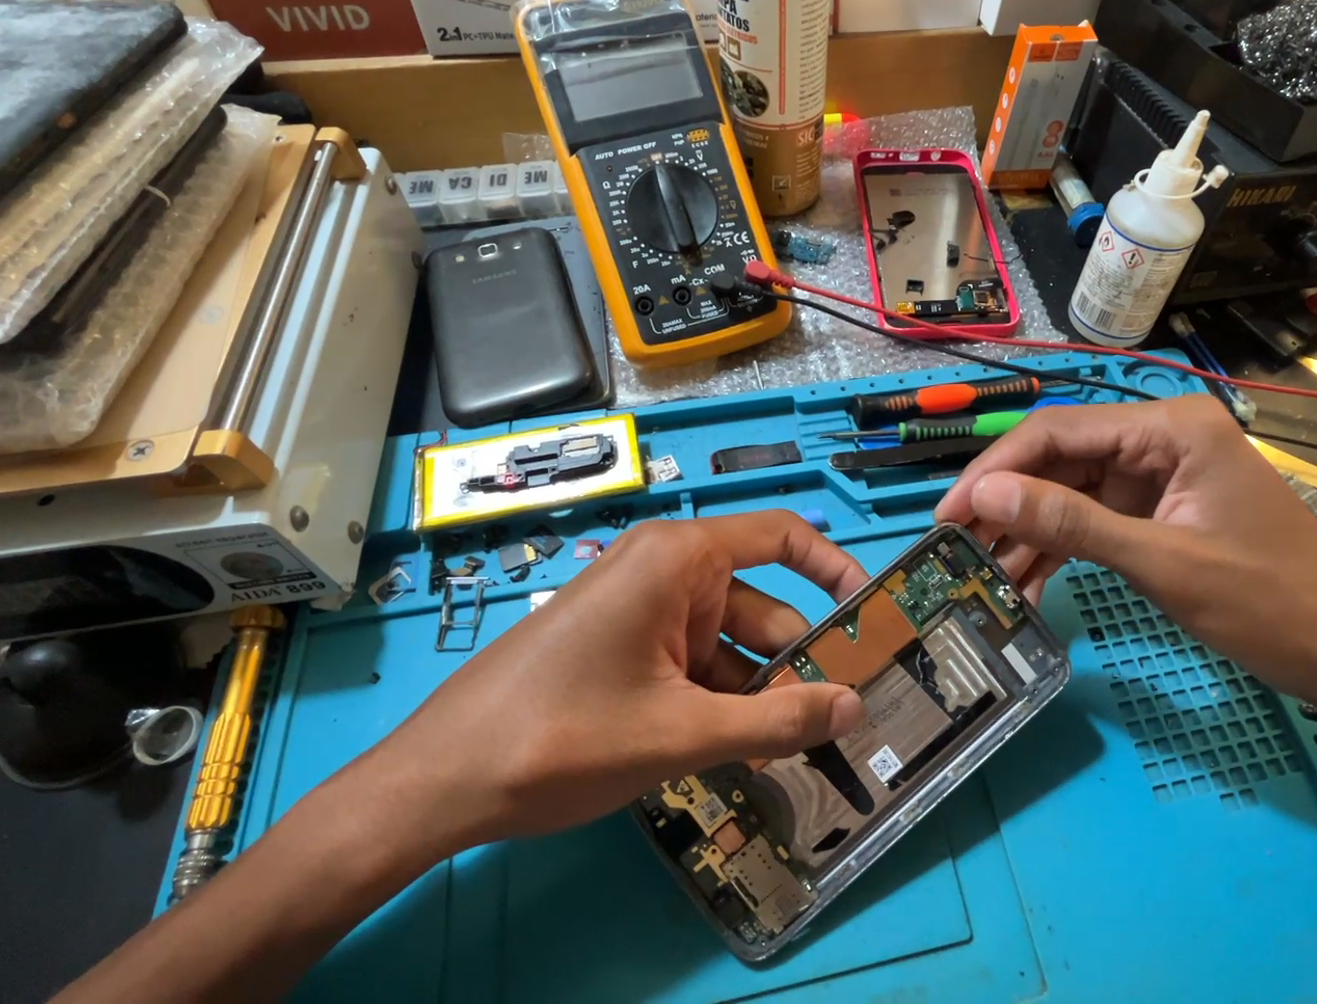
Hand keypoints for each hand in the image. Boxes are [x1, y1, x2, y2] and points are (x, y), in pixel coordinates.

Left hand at [356, 512, 869, 853]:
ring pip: (732, 648)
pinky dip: (725, 706)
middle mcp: (667, 574)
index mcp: (680, 559)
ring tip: (805, 751)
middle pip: (763, 606)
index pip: (782, 535)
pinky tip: (749, 755)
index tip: (875, 614)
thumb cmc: (561, 735)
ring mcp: (644, 616)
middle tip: (852, 715)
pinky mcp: (628, 653)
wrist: (441, 781)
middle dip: (802, 661)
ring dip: (764, 696)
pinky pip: (697, 670)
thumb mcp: (680, 734)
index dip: (835, 567)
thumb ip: (775, 722)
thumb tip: (855, 708)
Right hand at [934, 398, 1316, 712]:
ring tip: (982, 579)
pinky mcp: (1161, 513)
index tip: (947, 514)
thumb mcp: (1162, 563)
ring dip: (1027, 536)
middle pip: (1059, 462)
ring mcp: (1160, 477)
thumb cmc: (1271, 605)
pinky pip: (1094, 522)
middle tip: (954, 552)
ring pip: (1070, 495)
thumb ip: (1070, 523)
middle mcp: (1161, 440)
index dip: (995, 472)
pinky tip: (1024, 585)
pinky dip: (1060, 552)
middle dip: (1006, 507)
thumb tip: (984, 495)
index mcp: (1171, 428)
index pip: (1058, 433)